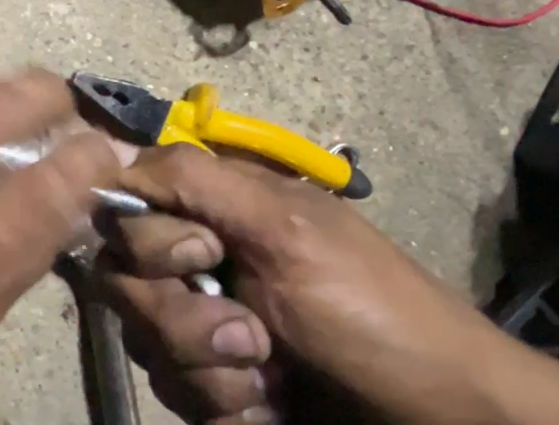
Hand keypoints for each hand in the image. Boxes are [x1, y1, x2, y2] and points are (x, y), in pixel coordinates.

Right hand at [99, 145, 509, 424]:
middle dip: (182, 320)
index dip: (148, 237)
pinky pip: (177, 395)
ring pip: (145, 344)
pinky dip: (225, 409)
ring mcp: (205, 325)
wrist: (446, 423)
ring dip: (211, 373)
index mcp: (213, 209)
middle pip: (122, 280)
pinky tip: (273, 407)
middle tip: (254, 336)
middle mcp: (197, 261)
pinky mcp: (217, 384)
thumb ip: (198, 181)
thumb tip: (112, 160)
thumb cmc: (373, 315)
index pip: (124, 205)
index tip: (204, 256)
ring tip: (273, 378)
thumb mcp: (286, 231)